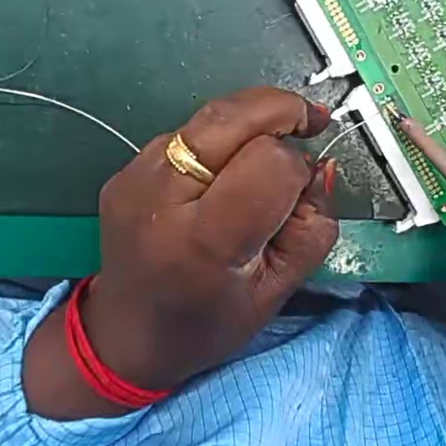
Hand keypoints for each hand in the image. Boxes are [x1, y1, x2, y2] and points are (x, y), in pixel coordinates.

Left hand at [24, 87, 338, 419]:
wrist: (125, 335)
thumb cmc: (206, 325)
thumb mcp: (276, 292)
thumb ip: (312, 228)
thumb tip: (320, 167)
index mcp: (202, 241)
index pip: (268, 161)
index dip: (298, 167)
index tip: (305, 187)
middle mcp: (160, 198)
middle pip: (232, 116)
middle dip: (281, 110)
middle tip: (311, 123)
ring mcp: (135, 177)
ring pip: (209, 117)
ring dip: (249, 123)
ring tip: (270, 150)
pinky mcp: (125, 171)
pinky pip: (186, 135)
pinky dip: (219, 140)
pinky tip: (226, 171)